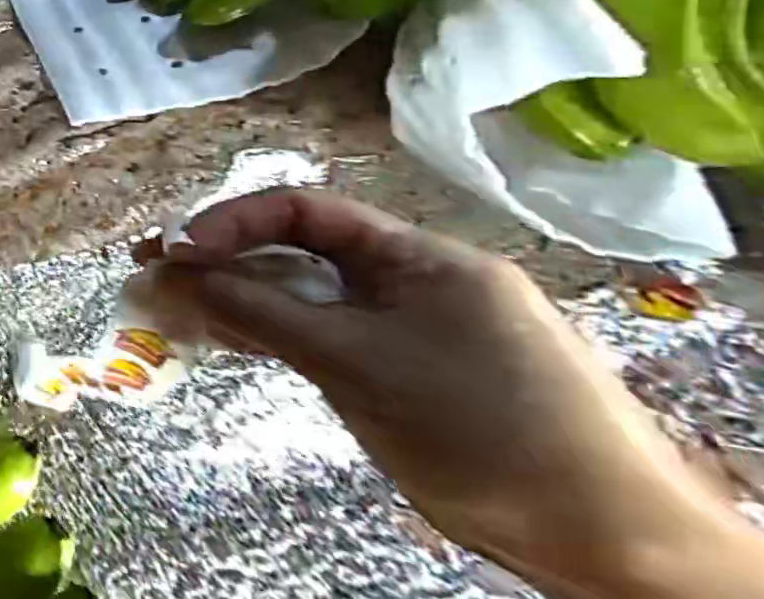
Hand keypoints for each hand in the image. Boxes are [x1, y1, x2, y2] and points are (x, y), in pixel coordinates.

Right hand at [155, 189, 763, 595]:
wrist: (611, 552)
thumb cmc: (483, 432)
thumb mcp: (355, 363)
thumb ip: (259, 310)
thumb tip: (175, 272)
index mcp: (417, 257)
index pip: (306, 212)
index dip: (233, 220)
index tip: (179, 247)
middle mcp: (405, 279)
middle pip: (294, 250)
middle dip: (220, 257)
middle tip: (152, 265)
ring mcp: (397, 325)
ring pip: (297, 294)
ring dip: (233, 297)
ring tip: (167, 302)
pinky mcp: (390, 365)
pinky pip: (313, 332)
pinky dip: (263, 331)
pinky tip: (216, 334)